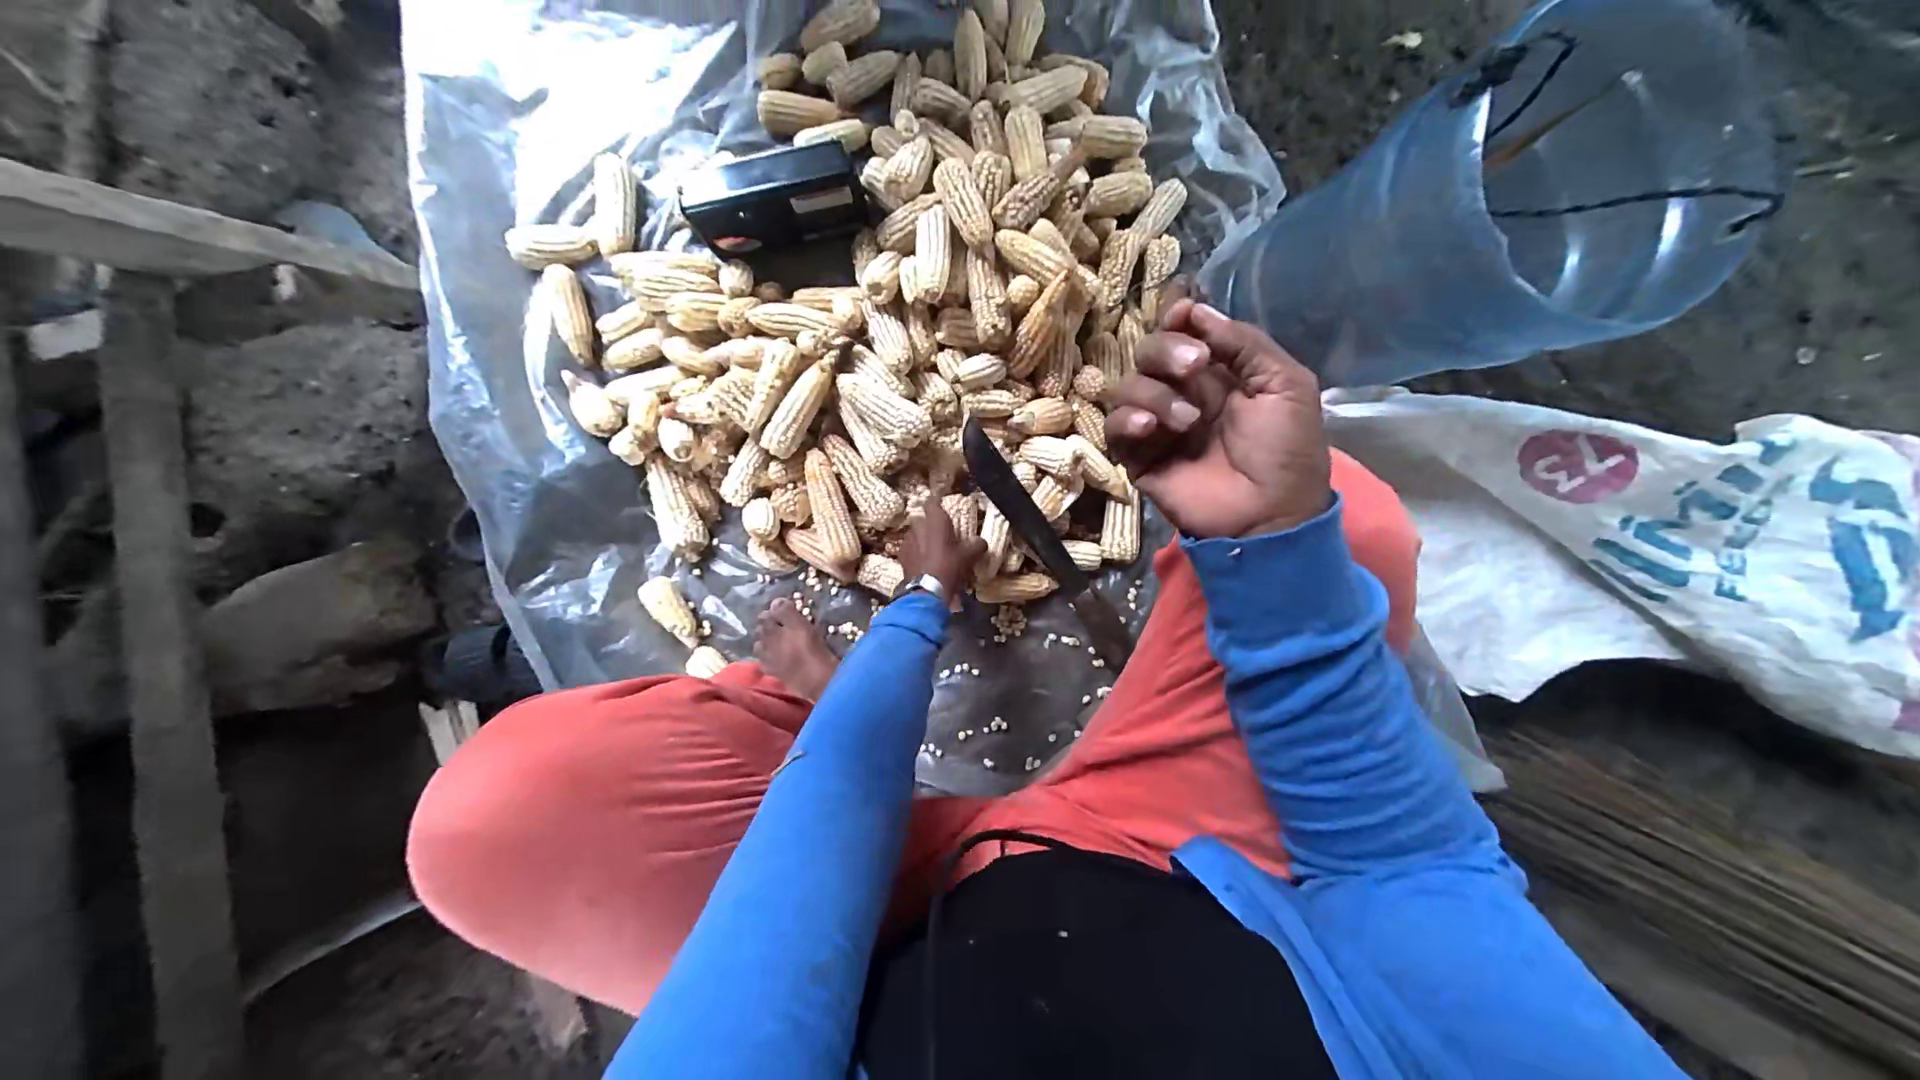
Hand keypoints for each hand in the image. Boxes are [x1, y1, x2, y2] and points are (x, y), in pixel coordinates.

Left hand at [900, 498, 985, 599]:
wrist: (927, 591)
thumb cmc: (950, 566)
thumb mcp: (970, 556)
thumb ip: (977, 544)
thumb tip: (980, 542)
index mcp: (935, 520)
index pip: (933, 501)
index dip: (937, 501)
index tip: (941, 505)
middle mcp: (918, 525)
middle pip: (923, 519)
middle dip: (931, 525)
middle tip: (941, 535)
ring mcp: (907, 540)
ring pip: (915, 534)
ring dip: (922, 539)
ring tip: (932, 551)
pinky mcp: (900, 555)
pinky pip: (910, 548)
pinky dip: (916, 552)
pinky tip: (923, 562)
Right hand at [1105, 299, 1330, 538]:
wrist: (1270, 513)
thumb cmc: (1286, 450)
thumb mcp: (1285, 384)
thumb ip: (1244, 343)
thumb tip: (1195, 311)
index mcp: (1216, 373)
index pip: (1180, 334)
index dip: (1176, 320)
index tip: (1181, 317)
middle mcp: (1181, 393)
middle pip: (1147, 353)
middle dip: (1165, 351)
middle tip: (1194, 367)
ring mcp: (1157, 426)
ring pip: (1127, 386)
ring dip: (1154, 393)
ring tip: (1188, 421)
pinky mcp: (1138, 458)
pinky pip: (1113, 428)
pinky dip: (1126, 420)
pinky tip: (1150, 427)